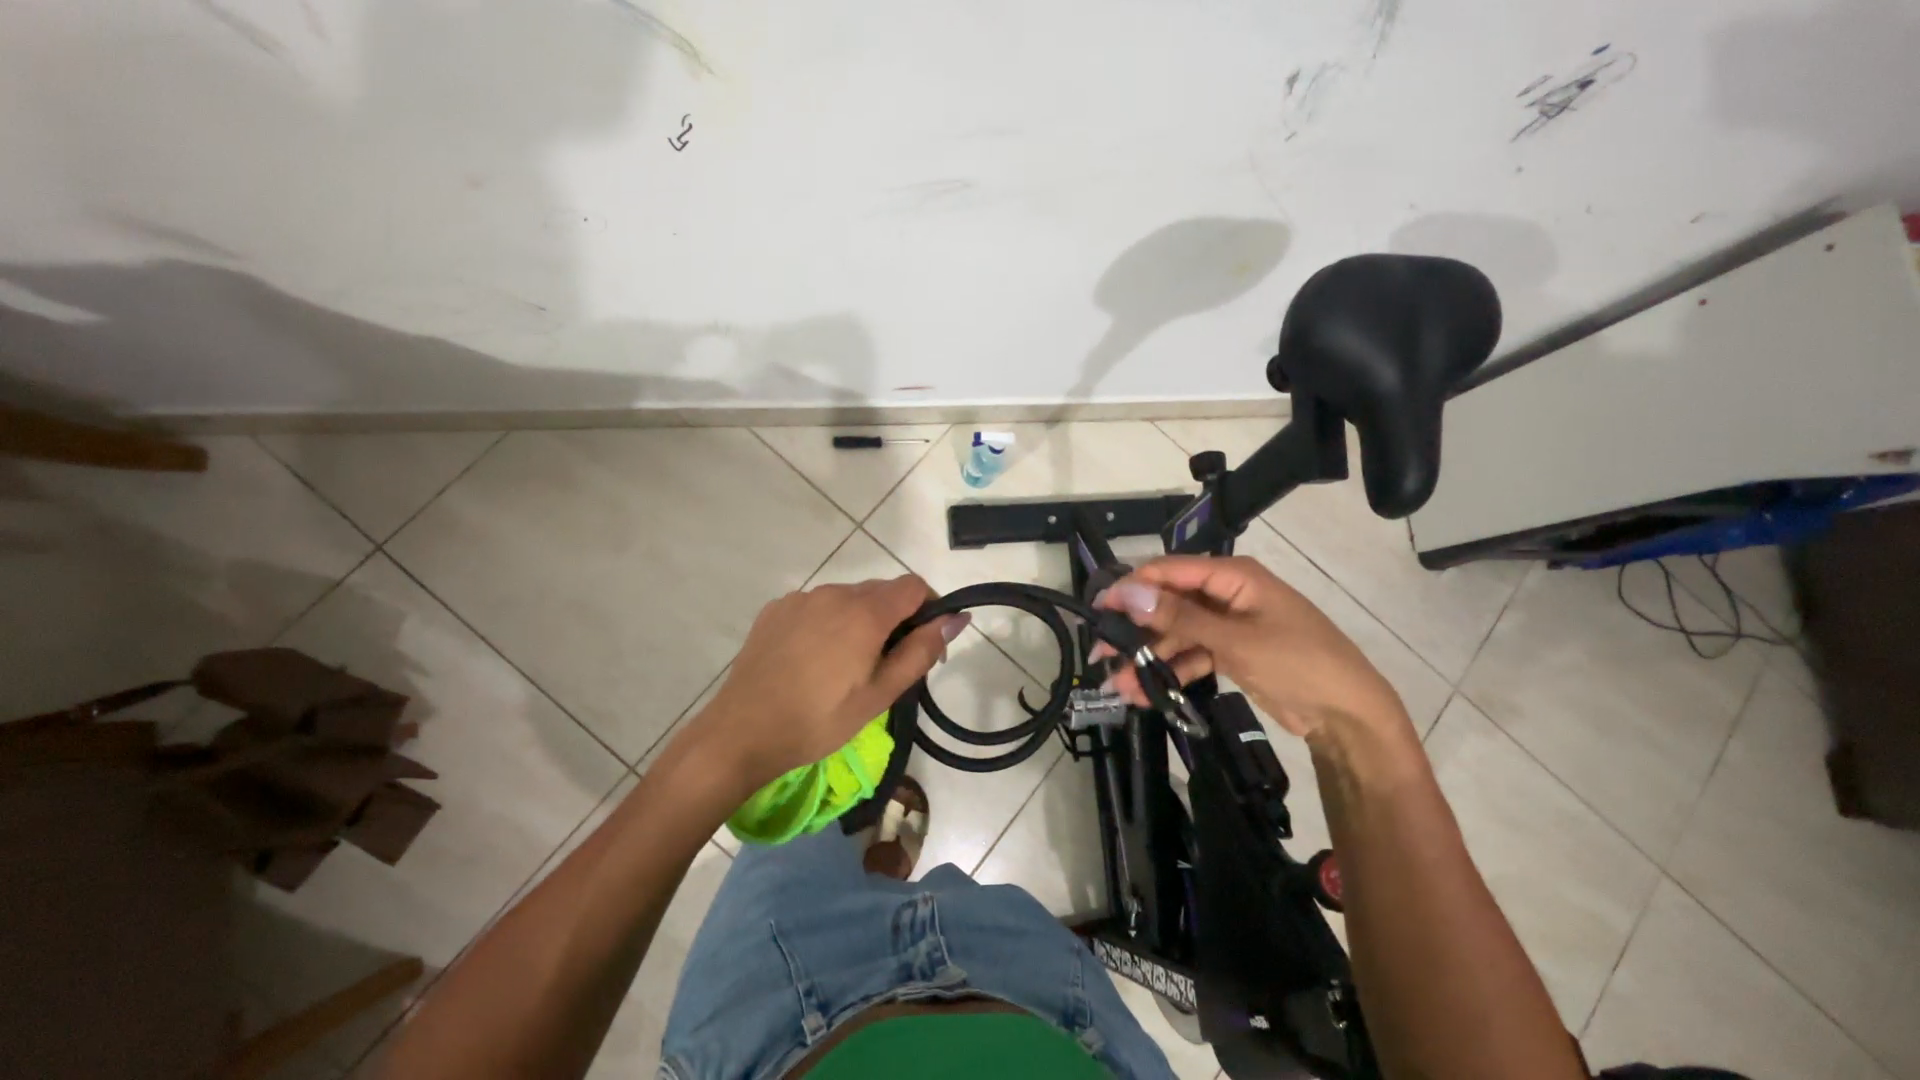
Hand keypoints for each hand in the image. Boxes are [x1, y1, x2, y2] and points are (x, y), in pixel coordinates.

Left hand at [694, 575, 968, 792]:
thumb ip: (920, 650)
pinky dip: (828, 624)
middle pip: (880, 592)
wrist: (743, 731)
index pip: (913, 586)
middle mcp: (834, 593)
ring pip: (847, 600)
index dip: (930, 608)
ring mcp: (800, 599)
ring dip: (860, 622)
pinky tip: (814, 662)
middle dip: (896, 620)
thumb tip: (957, 618)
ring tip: (848, 668)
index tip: (926, 645)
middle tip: (889, 667)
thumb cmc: (820, 720)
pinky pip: (816, 608)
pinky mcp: (775, 611)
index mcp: (865, 612)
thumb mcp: (880, 694)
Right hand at [1095, 555, 1406, 737]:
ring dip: (1149, 658)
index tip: (1099, 609)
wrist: (1347, 714)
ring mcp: (1229, 626)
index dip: (1133, 586)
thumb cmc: (1298, 663)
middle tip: (1100, 653)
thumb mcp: (1236, 640)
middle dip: (1135, 629)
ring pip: (1176, 635)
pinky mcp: (1231, 654)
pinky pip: (1191, 656)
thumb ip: (1181, 618)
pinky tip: (1144, 694)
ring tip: (1118, 685)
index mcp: (1234, 576)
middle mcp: (1228, 594)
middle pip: (1169, 604)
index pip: (1171, 570)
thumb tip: (1129, 593)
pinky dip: (1170, 672)